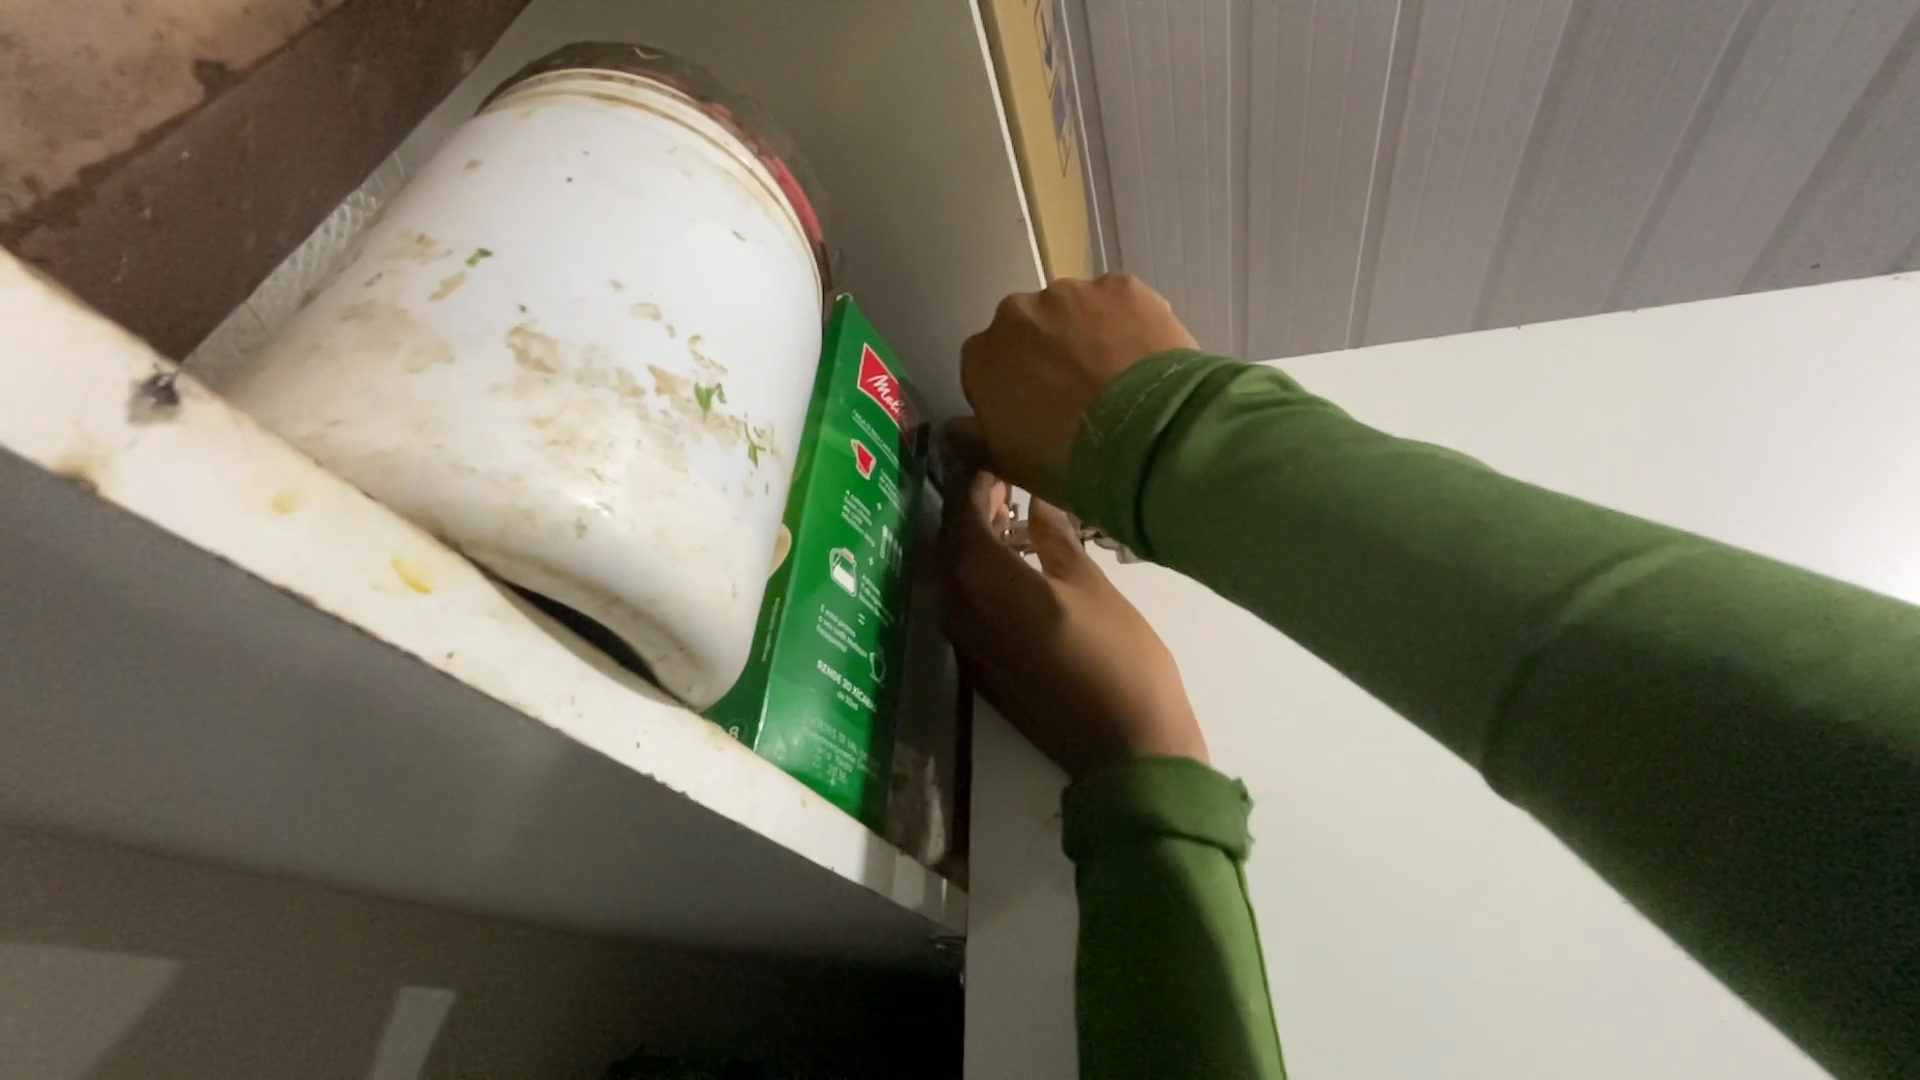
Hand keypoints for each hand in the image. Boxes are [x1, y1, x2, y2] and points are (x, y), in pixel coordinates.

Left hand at [939, 461, 1206, 778]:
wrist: (1125, 751)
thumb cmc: (1119, 658)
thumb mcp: (1091, 586)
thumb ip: (1054, 537)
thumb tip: (1036, 501)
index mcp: (984, 581)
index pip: (963, 513)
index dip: (974, 478)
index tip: (990, 452)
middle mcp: (959, 609)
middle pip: (950, 543)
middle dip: (971, 507)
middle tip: (1003, 481)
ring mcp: (964, 642)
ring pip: (954, 575)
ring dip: (974, 543)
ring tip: (1011, 518)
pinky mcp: (976, 667)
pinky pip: (963, 606)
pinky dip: (978, 578)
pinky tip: (1011, 568)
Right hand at [958, 274, 1196, 503]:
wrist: (1145, 437)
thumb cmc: (1066, 460)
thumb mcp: (1009, 465)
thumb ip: (974, 442)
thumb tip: (956, 429)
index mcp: (981, 357)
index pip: (986, 369)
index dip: (1012, 393)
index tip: (1036, 417)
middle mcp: (1016, 312)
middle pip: (1027, 333)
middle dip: (1046, 357)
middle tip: (1078, 398)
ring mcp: (1071, 293)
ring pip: (1073, 313)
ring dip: (1086, 337)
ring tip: (1117, 381)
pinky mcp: (1121, 286)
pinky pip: (1117, 304)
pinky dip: (1126, 325)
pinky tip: (1143, 360)